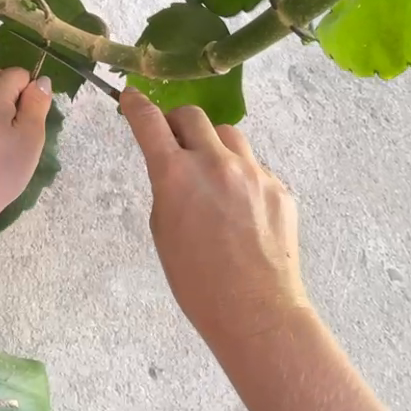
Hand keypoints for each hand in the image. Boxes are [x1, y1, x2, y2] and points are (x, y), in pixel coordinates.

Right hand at [120, 89, 309, 344]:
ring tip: (214, 177)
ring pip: (227, 135)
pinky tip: (242, 210)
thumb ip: (166, 187)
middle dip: (178, 124)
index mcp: (176, 174)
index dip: (135, 104)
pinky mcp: (279, 189)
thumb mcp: (162, 228)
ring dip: (213, 146)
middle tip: (176, 145)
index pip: (148, 121)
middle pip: (191, 116)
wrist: (257, 314)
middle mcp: (214, 163)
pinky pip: (255, 167)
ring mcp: (252, 173)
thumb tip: (176, 168)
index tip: (130, 96)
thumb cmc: (196, 280)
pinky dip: (242, 178)